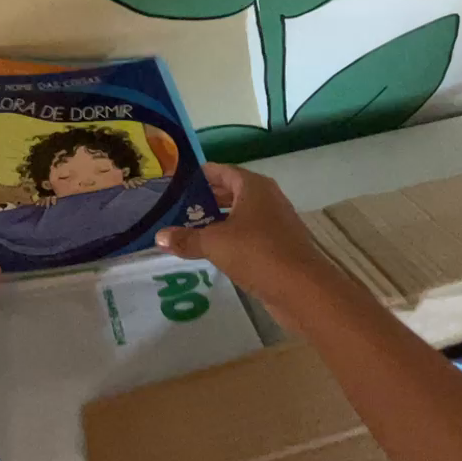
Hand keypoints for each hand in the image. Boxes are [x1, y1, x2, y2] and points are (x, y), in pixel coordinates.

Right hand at [155, 163, 335, 312]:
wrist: (302, 289)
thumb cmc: (257, 253)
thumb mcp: (215, 243)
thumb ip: (186, 238)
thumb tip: (159, 236)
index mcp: (253, 186)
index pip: (221, 171)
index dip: (198, 176)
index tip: (175, 183)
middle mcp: (266, 198)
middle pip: (230, 192)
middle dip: (204, 200)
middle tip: (175, 209)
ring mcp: (275, 222)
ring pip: (239, 215)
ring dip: (216, 222)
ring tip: (188, 230)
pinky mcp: (279, 246)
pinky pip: (248, 235)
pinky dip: (230, 239)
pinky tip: (211, 252)